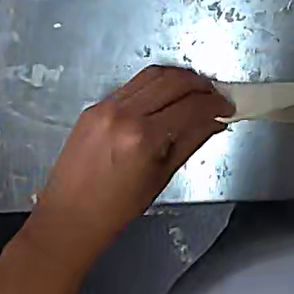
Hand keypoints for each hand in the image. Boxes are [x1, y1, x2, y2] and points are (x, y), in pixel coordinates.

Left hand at [29, 66, 230, 259]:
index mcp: (142, 137)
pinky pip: (133, 84)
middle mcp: (123, 115)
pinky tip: (166, 96)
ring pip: (154, 74)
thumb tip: (215, 121)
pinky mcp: (95, 106)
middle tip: (214, 95)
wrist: (67, 220)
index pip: (191, 106)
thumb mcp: (162, 176)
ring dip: (180, 77)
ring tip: (193, 90)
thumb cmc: (115, 209)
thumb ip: (192, 140)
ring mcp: (106, 107)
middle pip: (175, 81)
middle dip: (201, 84)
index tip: (226, 107)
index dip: (215, 103)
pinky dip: (156, 84)